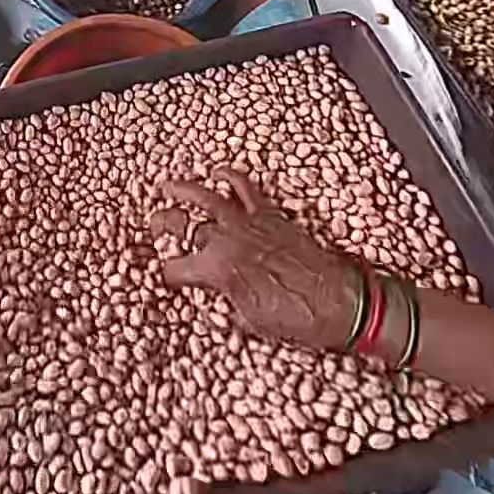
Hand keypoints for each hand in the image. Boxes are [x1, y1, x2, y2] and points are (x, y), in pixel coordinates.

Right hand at [147, 169, 359, 350]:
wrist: (340, 302)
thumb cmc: (296, 318)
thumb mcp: (250, 320)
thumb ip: (225, 298)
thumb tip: (215, 292)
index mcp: (216, 269)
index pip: (176, 268)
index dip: (167, 274)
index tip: (166, 277)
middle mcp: (225, 238)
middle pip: (182, 225)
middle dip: (162, 224)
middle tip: (153, 224)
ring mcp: (245, 221)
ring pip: (205, 196)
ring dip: (182, 190)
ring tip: (167, 186)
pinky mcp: (267, 213)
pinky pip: (244, 187)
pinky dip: (230, 177)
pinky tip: (219, 174)